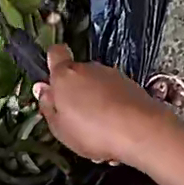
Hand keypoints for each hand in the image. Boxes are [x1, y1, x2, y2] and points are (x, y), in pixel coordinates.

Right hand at [33, 45, 182, 164]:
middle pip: (76, 73)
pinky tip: (113, 129)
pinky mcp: (131, 85)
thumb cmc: (93, 130)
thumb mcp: (59, 127)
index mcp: (65, 75)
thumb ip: (48, 106)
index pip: (55, 53)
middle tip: (73, 117)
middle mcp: (89, 68)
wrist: (140, 131)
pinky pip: (113, 95)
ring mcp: (112, 75)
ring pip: (96, 85)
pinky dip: (112, 107)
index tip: (52, 80)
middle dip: (74, 91)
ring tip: (96, 129)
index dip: (52, 62)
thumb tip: (43, 89)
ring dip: (94, 101)